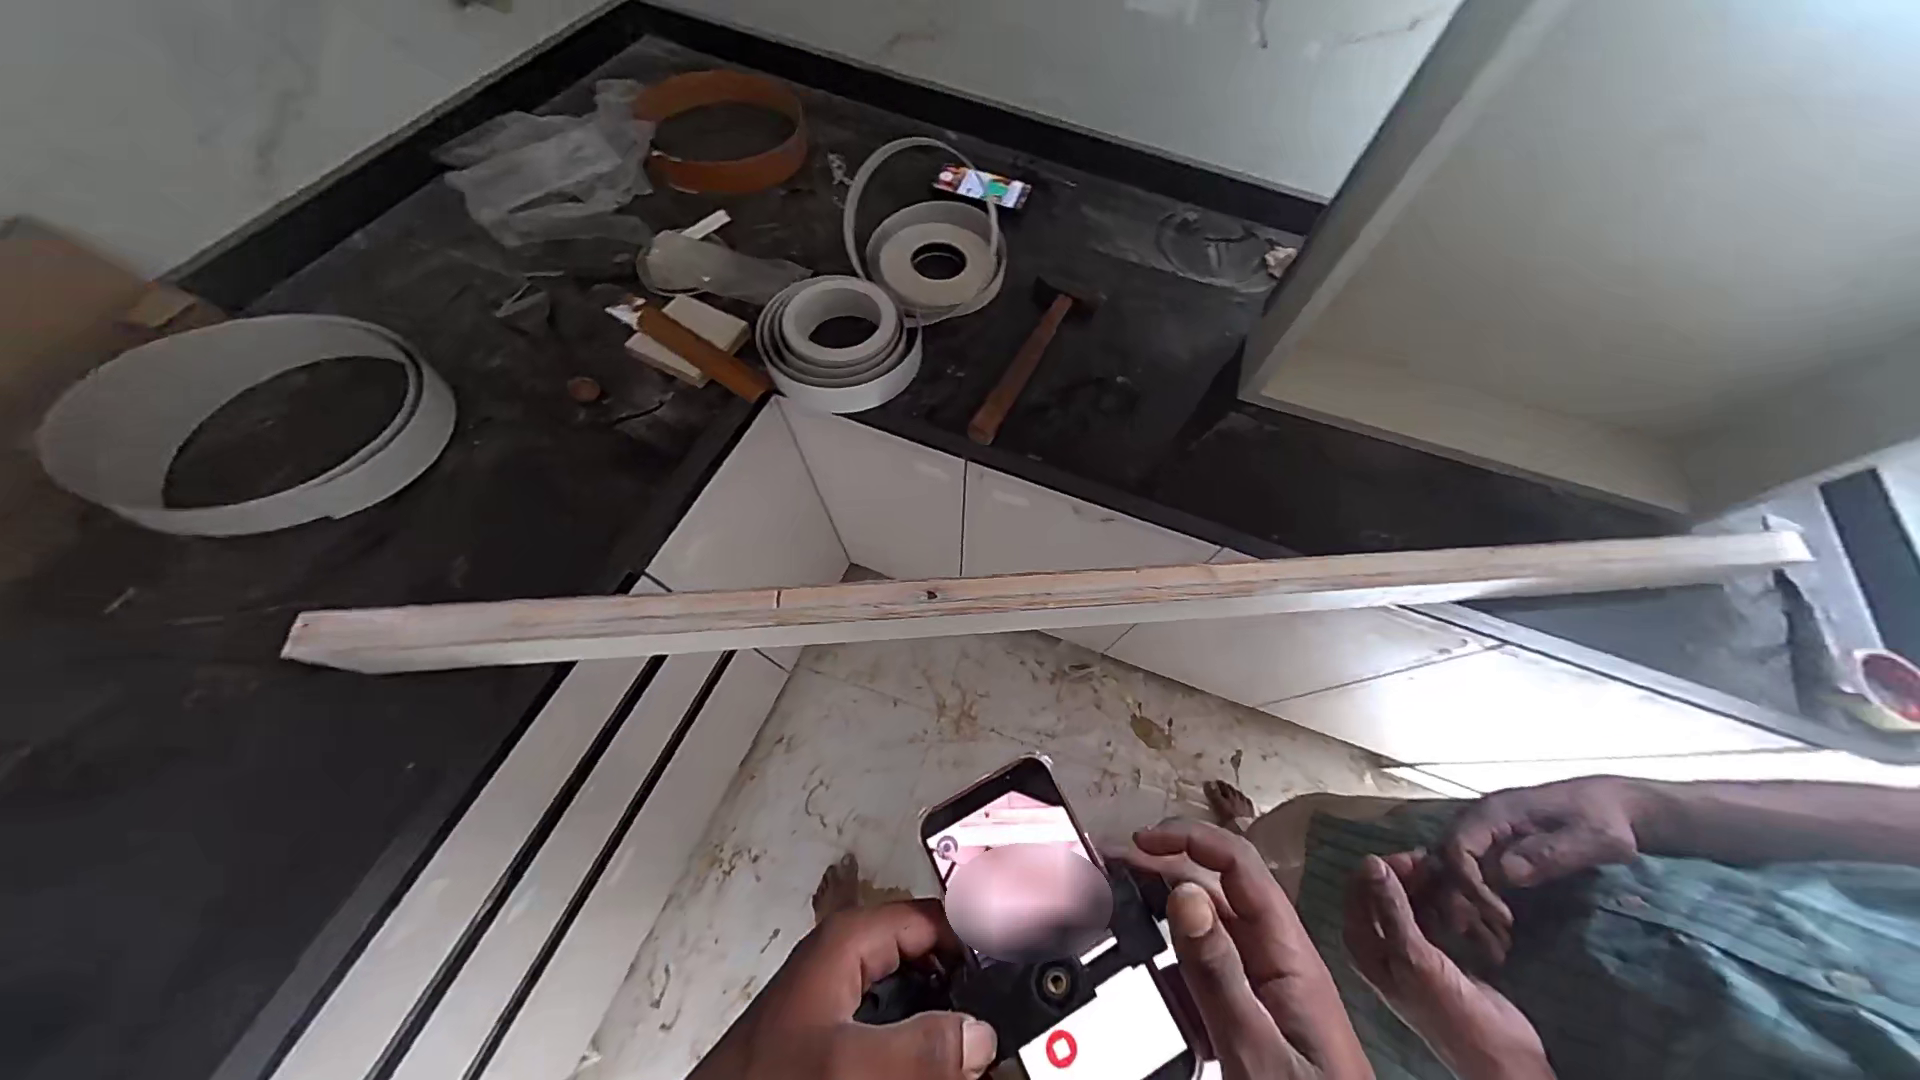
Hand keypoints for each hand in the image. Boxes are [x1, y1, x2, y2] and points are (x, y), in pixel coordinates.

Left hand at [689, 900, 996, 1079]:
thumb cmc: (766, 1079)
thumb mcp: (850, 1065)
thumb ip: (921, 1048)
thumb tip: (979, 1035)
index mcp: (851, 939)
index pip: (932, 919)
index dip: (972, 942)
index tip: (1008, 974)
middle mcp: (848, 955)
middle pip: (926, 955)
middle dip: (962, 987)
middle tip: (994, 1024)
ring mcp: (842, 992)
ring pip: (913, 992)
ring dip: (942, 1018)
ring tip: (968, 1052)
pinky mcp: (836, 1027)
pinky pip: (894, 1020)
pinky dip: (918, 1039)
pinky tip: (931, 1063)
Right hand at [1129, 819, 1373, 1079]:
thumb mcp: (1259, 1054)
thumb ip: (1219, 974)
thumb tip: (1183, 891)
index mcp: (1287, 952)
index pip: (1239, 864)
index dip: (1189, 839)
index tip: (1139, 842)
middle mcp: (1274, 956)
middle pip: (1213, 887)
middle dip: (1162, 866)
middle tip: (1108, 866)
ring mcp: (1261, 984)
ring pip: (1203, 927)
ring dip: (1159, 910)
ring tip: (1114, 906)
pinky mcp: (1248, 1012)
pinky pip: (1202, 968)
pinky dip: (1168, 959)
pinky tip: (1143, 970)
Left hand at [1344, 854, 1552, 1079]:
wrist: (1502, 1061)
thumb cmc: (1452, 1012)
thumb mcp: (1417, 959)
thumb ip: (1391, 910)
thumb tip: (1370, 861)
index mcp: (1360, 943)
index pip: (1358, 888)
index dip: (1381, 868)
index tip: (1415, 858)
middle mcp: (1375, 941)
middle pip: (1382, 891)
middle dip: (1407, 876)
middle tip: (1437, 866)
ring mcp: (1405, 946)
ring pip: (1406, 899)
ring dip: (1426, 888)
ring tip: (1452, 881)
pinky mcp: (1434, 952)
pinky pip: (1429, 914)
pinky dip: (1442, 904)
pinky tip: (1462, 901)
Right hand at [1437, 777, 1650, 961]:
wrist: (1614, 806)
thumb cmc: (1604, 820)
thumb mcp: (1592, 838)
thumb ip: (1549, 853)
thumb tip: (1504, 874)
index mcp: (1492, 813)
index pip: (1457, 846)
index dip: (1470, 883)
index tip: (1503, 919)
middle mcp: (1475, 822)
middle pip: (1445, 860)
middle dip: (1460, 901)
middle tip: (1488, 943)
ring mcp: (1481, 835)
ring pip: (1452, 870)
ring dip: (1465, 906)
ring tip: (1493, 945)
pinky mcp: (1491, 849)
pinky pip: (1470, 874)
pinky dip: (1475, 902)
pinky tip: (1495, 929)